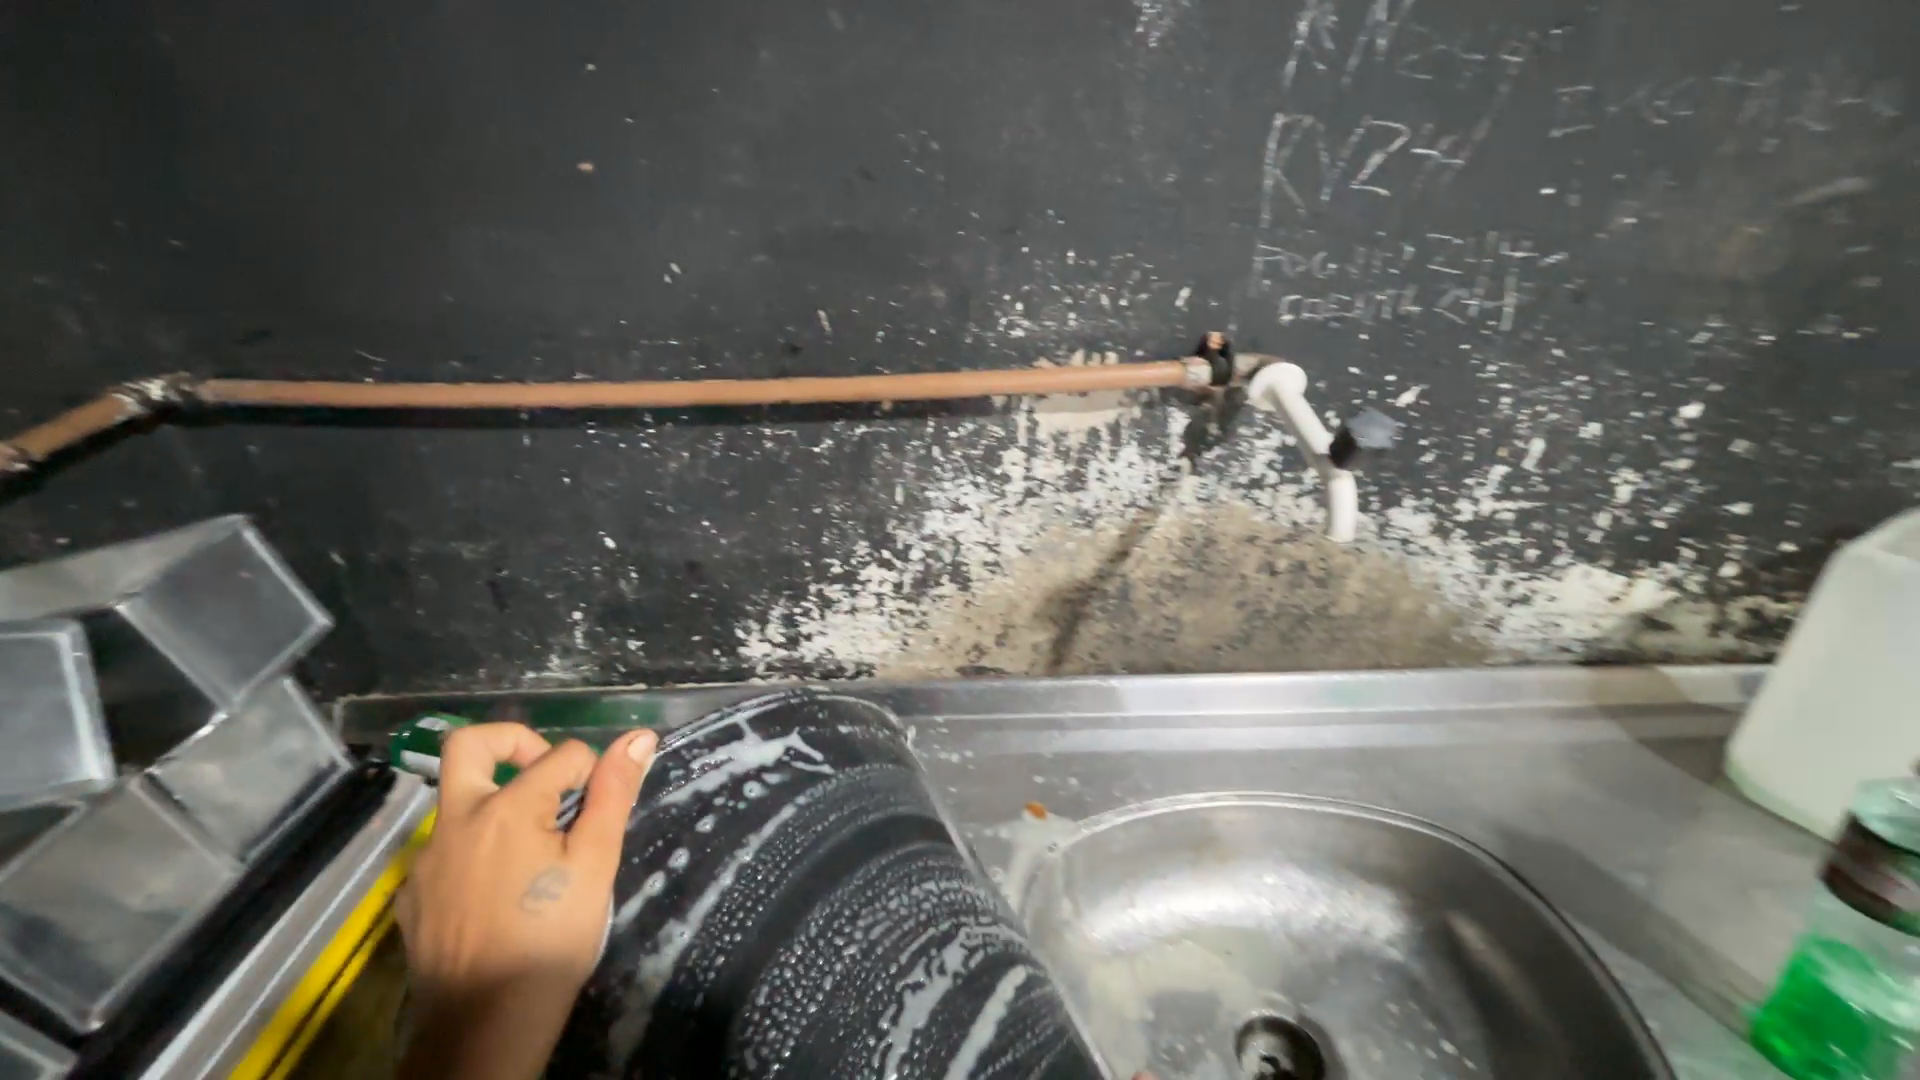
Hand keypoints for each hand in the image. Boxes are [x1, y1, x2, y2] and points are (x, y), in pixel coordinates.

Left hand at [396, 723, 657, 1079]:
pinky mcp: (412, 895)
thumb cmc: (552, 937)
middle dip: (513, 742)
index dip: (591, 773)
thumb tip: (639, 737)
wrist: (485, 1025)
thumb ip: (613, 793)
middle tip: (547, 776)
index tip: (600, 812)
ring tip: (535, 848)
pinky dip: (478, 849)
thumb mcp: (596, 862)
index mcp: (505, 808)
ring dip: (498, 802)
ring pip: (457, 801)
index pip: (561, 754)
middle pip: (469, 744)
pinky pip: (445, 849)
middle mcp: (455, 822)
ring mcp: (425, 860)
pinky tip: (501, 891)